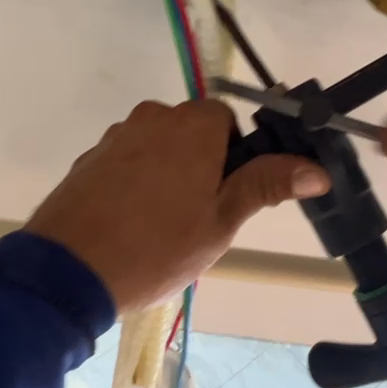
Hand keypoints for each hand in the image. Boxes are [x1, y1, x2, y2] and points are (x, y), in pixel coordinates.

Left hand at [25, 99, 330, 312]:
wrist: (68, 271)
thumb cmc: (157, 246)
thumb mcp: (221, 221)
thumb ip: (266, 184)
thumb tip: (318, 169)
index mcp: (192, 124)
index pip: (227, 121)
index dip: (232, 157)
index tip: (224, 197)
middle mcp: (153, 116)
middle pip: (190, 132)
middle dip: (199, 165)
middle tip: (195, 217)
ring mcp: (116, 135)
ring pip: (157, 147)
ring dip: (165, 173)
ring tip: (157, 227)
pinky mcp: (89, 158)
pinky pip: (125, 161)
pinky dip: (133, 182)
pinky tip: (126, 223)